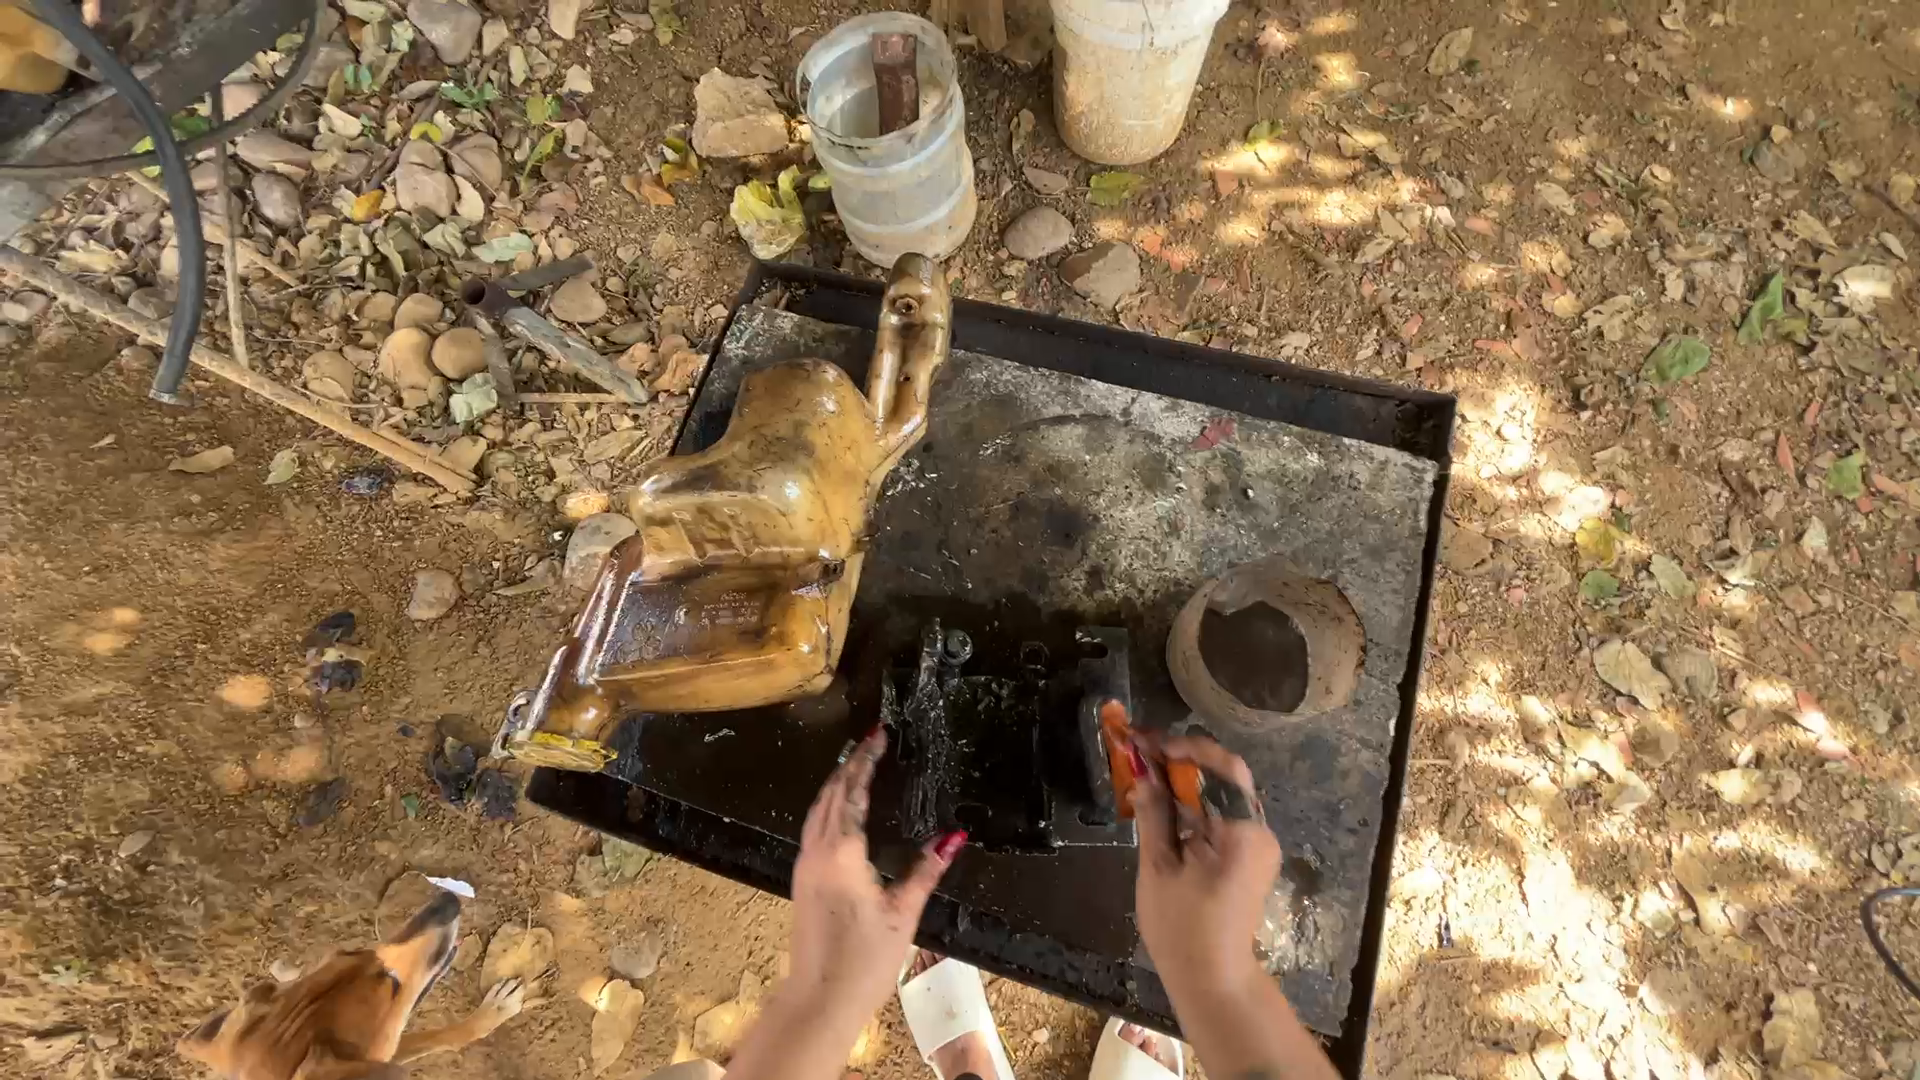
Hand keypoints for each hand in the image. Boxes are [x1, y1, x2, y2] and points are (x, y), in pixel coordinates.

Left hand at [789, 727, 966, 1019]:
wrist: (819, 1000)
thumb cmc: (865, 959)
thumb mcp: (903, 913)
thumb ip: (926, 869)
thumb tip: (955, 835)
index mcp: (842, 852)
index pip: (853, 792)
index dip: (866, 761)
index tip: (878, 734)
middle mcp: (818, 850)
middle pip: (831, 794)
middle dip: (850, 764)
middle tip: (870, 741)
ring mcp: (805, 864)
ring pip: (817, 808)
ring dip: (835, 782)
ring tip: (855, 763)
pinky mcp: (801, 878)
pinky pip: (813, 825)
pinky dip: (827, 804)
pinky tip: (839, 807)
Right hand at [1129, 734, 1279, 999]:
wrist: (1212, 979)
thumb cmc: (1183, 928)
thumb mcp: (1159, 867)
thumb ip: (1154, 814)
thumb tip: (1144, 775)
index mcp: (1243, 833)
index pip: (1222, 769)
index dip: (1185, 748)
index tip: (1148, 742)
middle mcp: (1257, 831)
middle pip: (1223, 776)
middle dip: (1181, 758)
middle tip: (1142, 748)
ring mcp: (1253, 842)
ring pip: (1219, 791)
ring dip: (1183, 777)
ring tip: (1144, 765)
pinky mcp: (1244, 853)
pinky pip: (1217, 812)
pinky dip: (1190, 799)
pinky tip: (1160, 795)